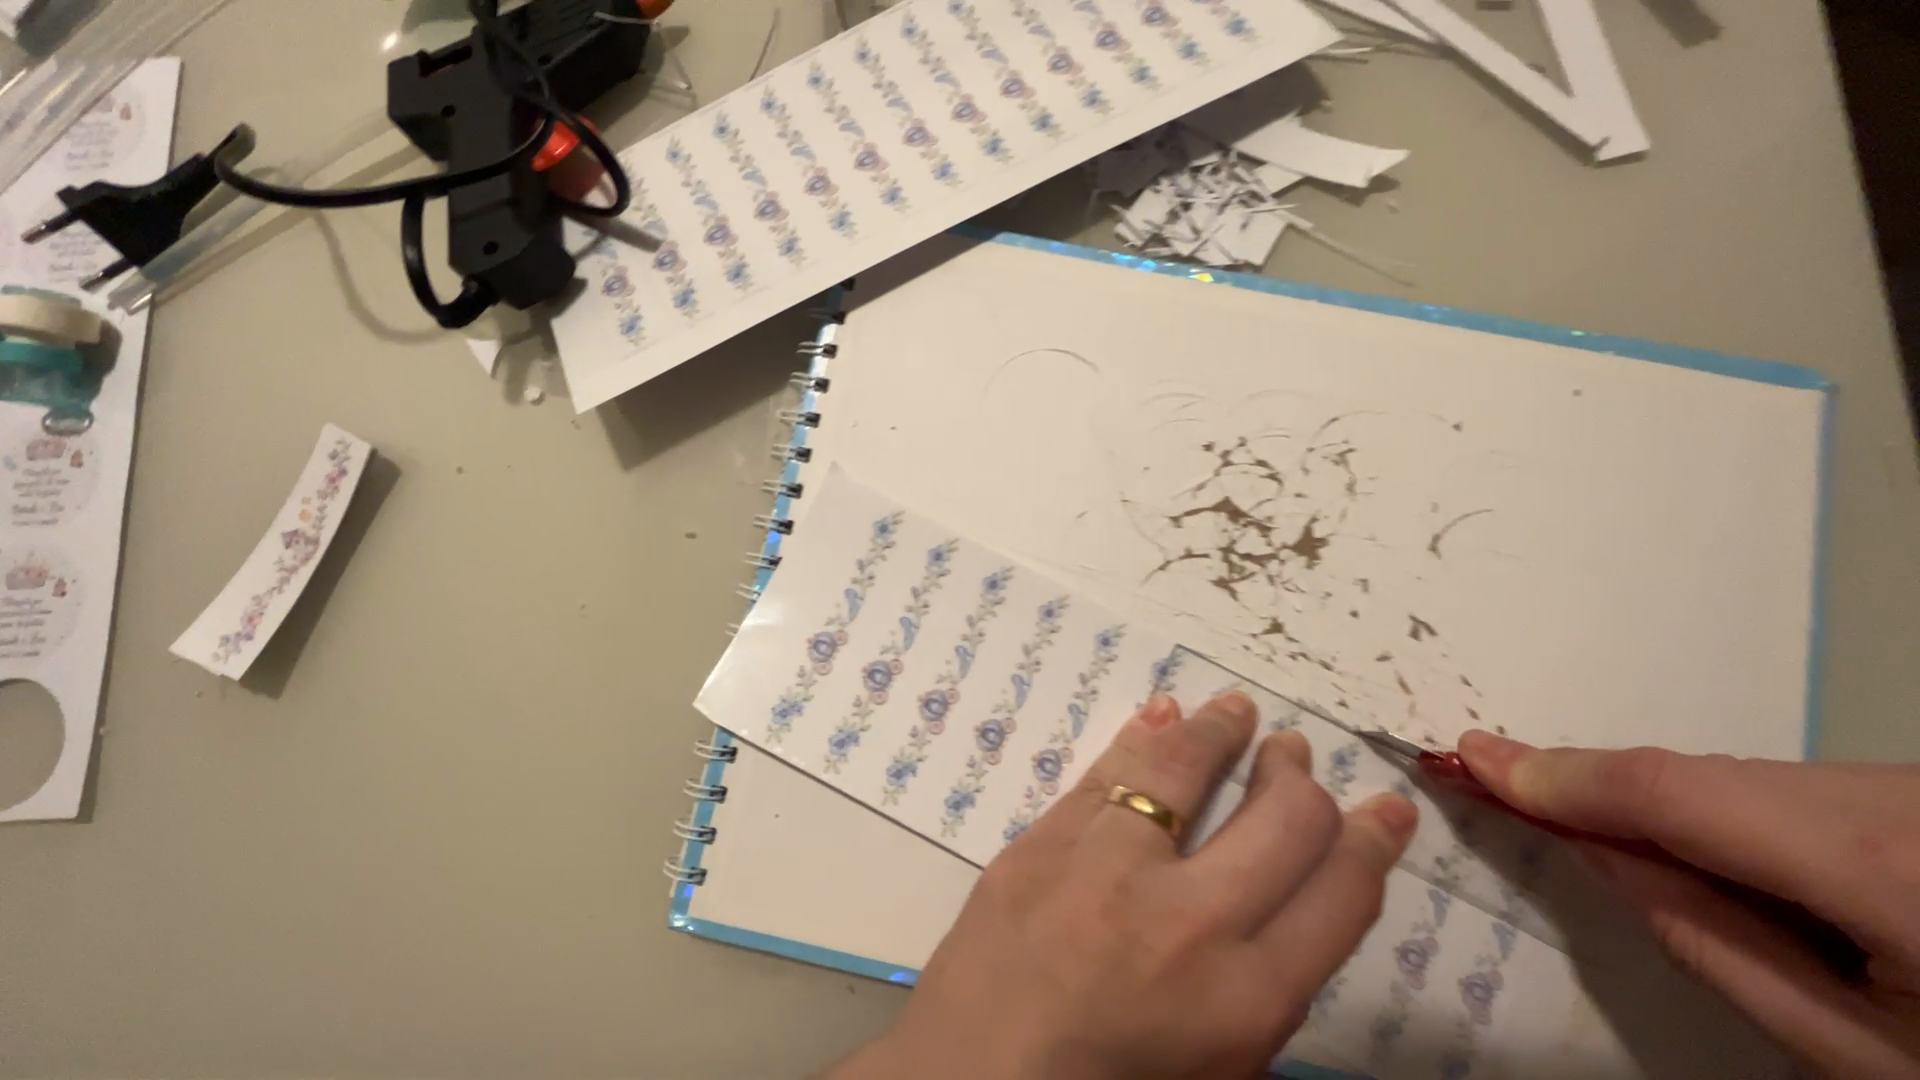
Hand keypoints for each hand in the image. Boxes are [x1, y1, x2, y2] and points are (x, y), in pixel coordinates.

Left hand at [829, 693, 1417, 1079]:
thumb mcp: (1218, 1060)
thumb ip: (1265, 978)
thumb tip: (1289, 888)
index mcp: (1247, 995)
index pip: (1340, 893)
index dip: (1372, 842)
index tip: (1385, 809)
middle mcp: (1190, 918)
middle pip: (1282, 818)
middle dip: (1298, 779)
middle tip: (1294, 755)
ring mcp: (1109, 866)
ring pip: (1186, 768)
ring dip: (1221, 731)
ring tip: (1237, 712)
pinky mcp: (1044, 841)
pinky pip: (1107, 772)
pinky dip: (1143, 736)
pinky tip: (1163, 715)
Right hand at [1456, 731, 1919, 1078]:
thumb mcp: (1855, 1050)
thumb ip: (1706, 938)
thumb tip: (1591, 850)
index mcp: (1884, 866)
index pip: (1672, 793)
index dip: (1561, 774)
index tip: (1472, 757)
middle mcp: (1903, 797)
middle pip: (1710, 780)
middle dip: (1610, 797)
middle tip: (1517, 798)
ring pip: (1755, 780)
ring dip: (1680, 813)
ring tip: (1647, 860)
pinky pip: (1803, 790)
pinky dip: (1743, 816)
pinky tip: (1755, 870)